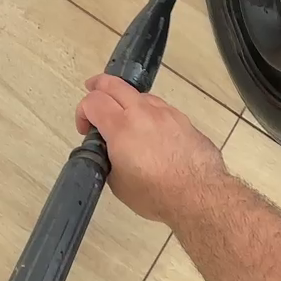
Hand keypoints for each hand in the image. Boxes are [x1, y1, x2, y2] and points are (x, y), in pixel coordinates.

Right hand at [75, 74, 227, 223]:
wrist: (198, 195)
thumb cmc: (157, 194)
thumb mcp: (118, 182)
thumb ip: (109, 159)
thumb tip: (110, 152)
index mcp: (121, 127)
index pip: (93, 101)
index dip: (82, 112)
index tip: (85, 129)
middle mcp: (144, 113)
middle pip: (115, 84)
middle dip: (99, 86)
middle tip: (93, 92)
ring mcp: (167, 113)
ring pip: (141, 95)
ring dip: (127, 101)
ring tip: (125, 120)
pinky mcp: (184, 121)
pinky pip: (161, 109)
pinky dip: (150, 114)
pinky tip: (151, 132)